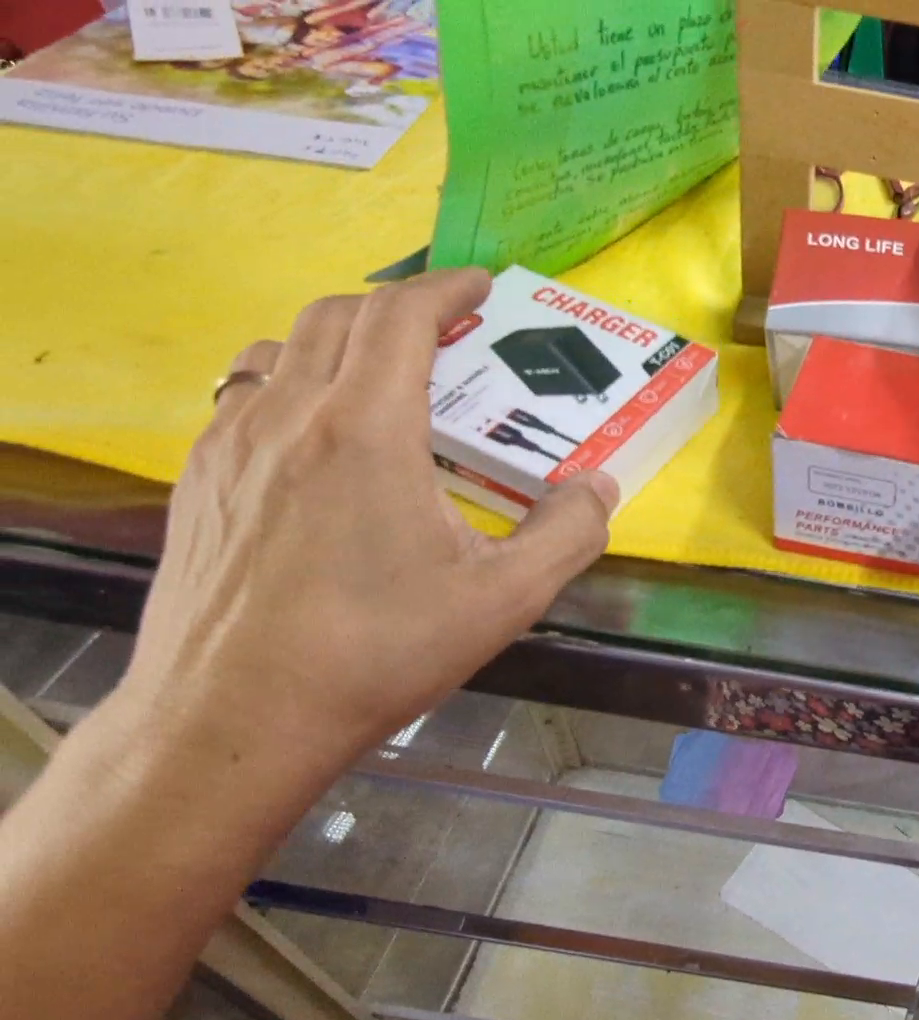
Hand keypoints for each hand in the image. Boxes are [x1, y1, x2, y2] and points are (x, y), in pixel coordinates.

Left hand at [118, 268, 616, 765]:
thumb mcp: (508, 597)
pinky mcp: (200, 481)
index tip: (482, 284)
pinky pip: (245, 395)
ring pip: (280, 349)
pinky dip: (294, 380)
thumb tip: (601, 486)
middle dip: (399, 305)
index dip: (446, 287)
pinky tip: (324, 437)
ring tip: (387, 374)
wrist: (236, 718)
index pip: (400, 317)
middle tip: (451, 330)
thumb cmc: (381, 649)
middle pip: (336, 317)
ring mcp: (230, 446)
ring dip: (341, 339)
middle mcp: (288, 416)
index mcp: (367, 430)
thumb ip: (570, 531)